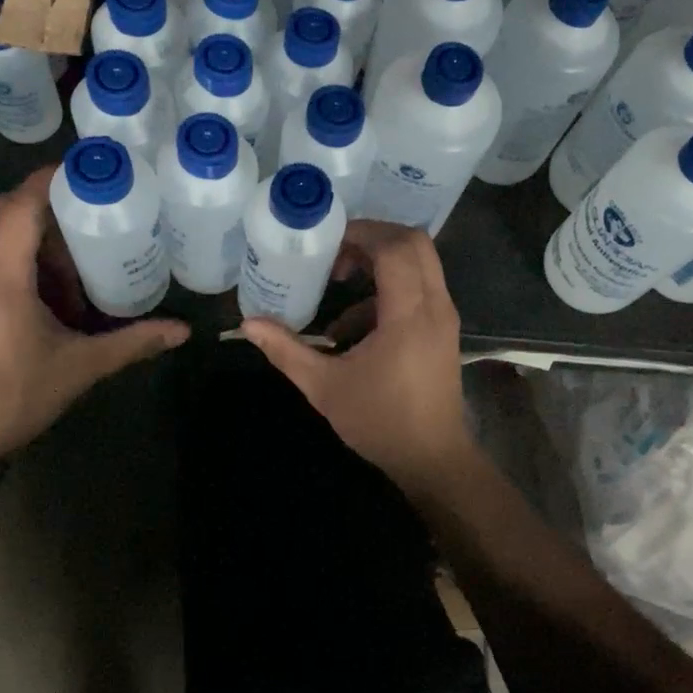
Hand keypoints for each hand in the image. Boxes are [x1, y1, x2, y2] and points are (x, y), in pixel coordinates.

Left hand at [0, 167, 188, 460]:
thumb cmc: (13, 396)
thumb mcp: (80, 367)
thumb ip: (132, 342)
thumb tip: (184, 330)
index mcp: (2, 273)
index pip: (23, 202)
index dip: (57, 178)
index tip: (100, 171)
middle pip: (10, 208)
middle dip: (54, 201)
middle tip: (103, 206)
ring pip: (1, 231)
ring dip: (41, 230)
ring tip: (90, 241)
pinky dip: (28, 253)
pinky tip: (63, 280)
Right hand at [240, 221, 481, 497]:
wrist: (432, 459)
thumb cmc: (379, 421)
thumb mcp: (324, 386)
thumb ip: (287, 350)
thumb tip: (247, 324)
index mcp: (409, 314)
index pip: (395, 248)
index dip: (361, 234)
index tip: (327, 243)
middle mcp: (435, 305)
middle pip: (414, 243)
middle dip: (373, 238)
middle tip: (336, 253)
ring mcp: (445, 317)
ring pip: (421, 264)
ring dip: (380, 265)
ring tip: (339, 288)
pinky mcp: (444, 330)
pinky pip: (421, 288)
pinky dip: (390, 290)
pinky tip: (355, 327)